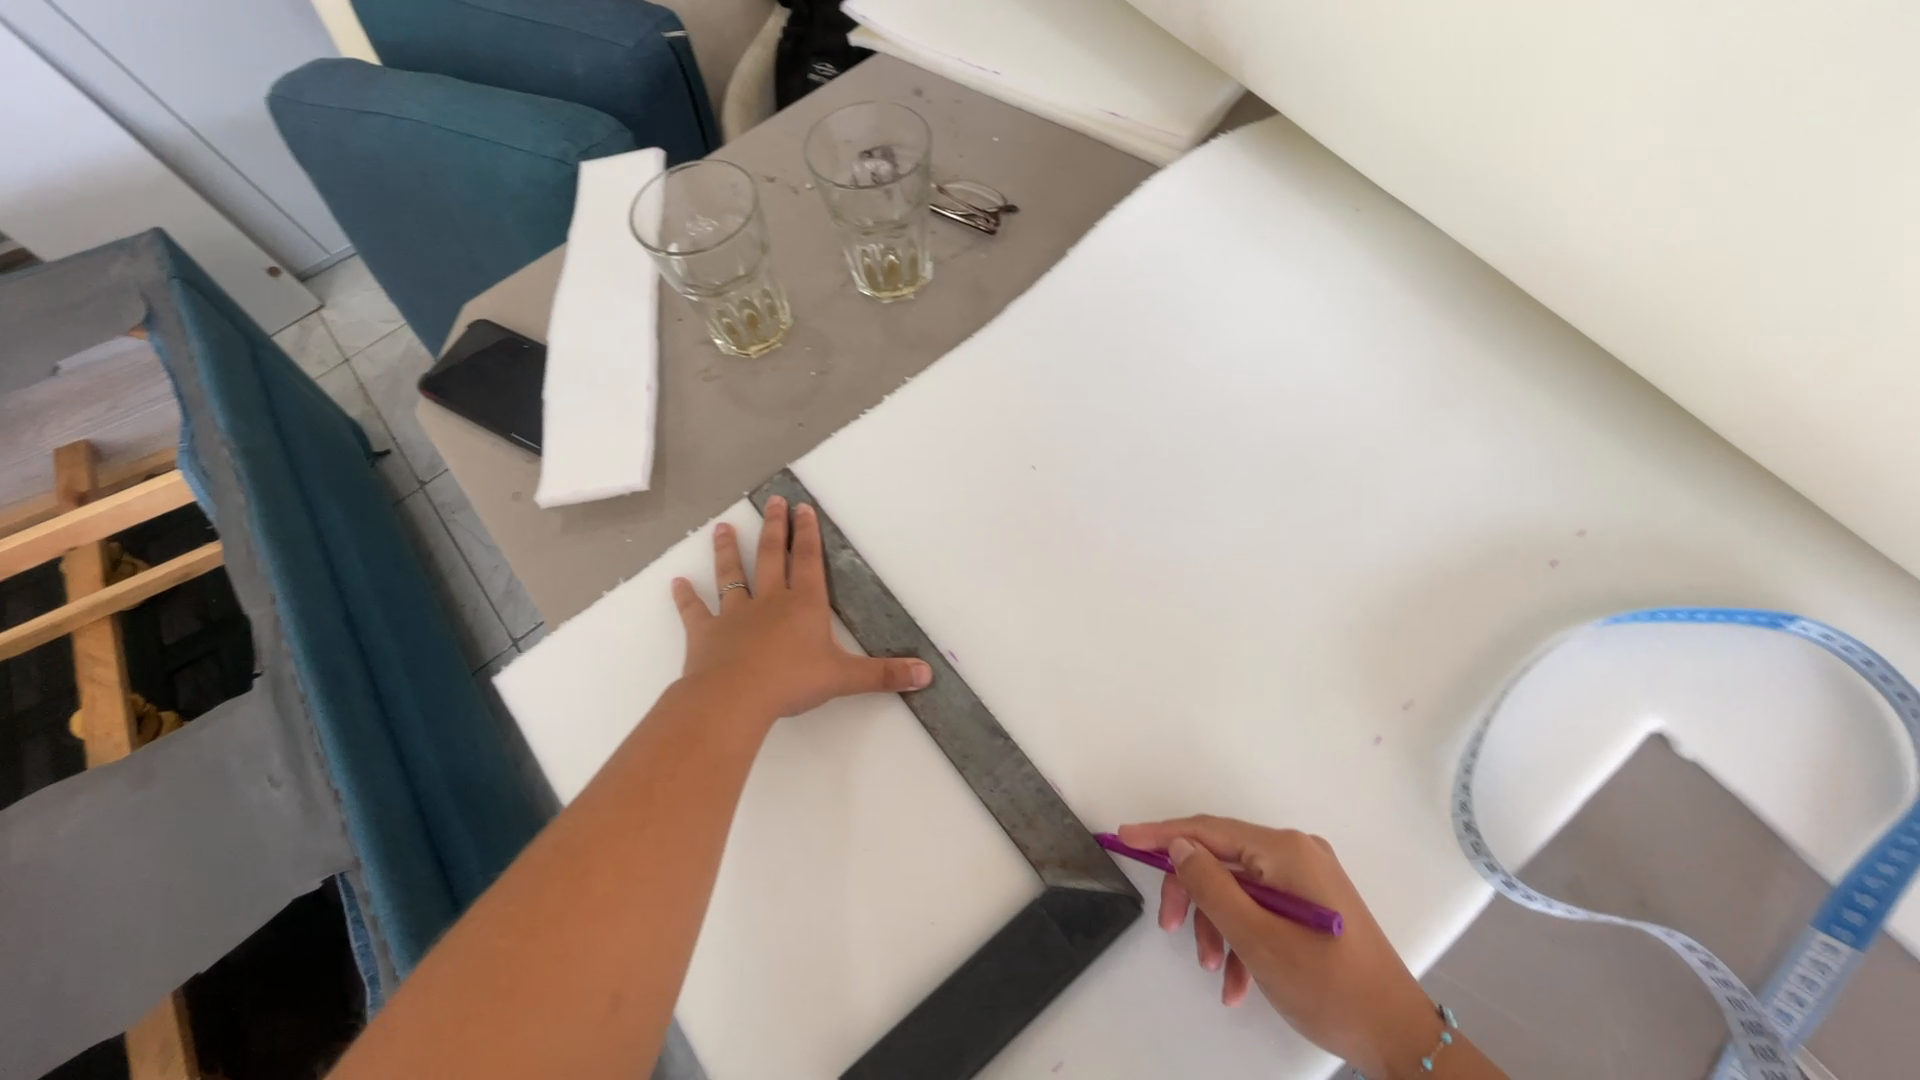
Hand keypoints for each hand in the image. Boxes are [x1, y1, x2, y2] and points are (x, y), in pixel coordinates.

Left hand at [671, 496, 931, 721]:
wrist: (735, 698)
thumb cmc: (792, 682)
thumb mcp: (845, 678)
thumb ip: (884, 675)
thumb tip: (926, 674)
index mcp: (804, 605)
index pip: (808, 561)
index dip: (808, 534)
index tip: (803, 509)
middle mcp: (770, 601)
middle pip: (772, 556)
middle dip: (774, 528)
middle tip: (771, 502)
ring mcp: (735, 615)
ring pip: (732, 575)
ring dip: (728, 551)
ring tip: (723, 527)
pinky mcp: (706, 633)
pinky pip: (695, 611)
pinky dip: (686, 597)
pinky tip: (677, 583)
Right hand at [1117, 816, 1442, 1077]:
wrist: (1398, 1036)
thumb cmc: (1327, 985)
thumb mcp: (1256, 937)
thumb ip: (1211, 886)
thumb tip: (1180, 847)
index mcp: (1285, 851)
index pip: (1209, 830)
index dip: (1162, 834)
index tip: (1124, 837)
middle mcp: (1296, 853)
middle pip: (1221, 861)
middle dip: (1193, 896)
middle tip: (1172, 931)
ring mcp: (1307, 879)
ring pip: (1238, 889)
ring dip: (1217, 926)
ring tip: (1216, 971)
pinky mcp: (1312, 904)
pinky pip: (1262, 908)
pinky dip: (1243, 938)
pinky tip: (1239, 982)